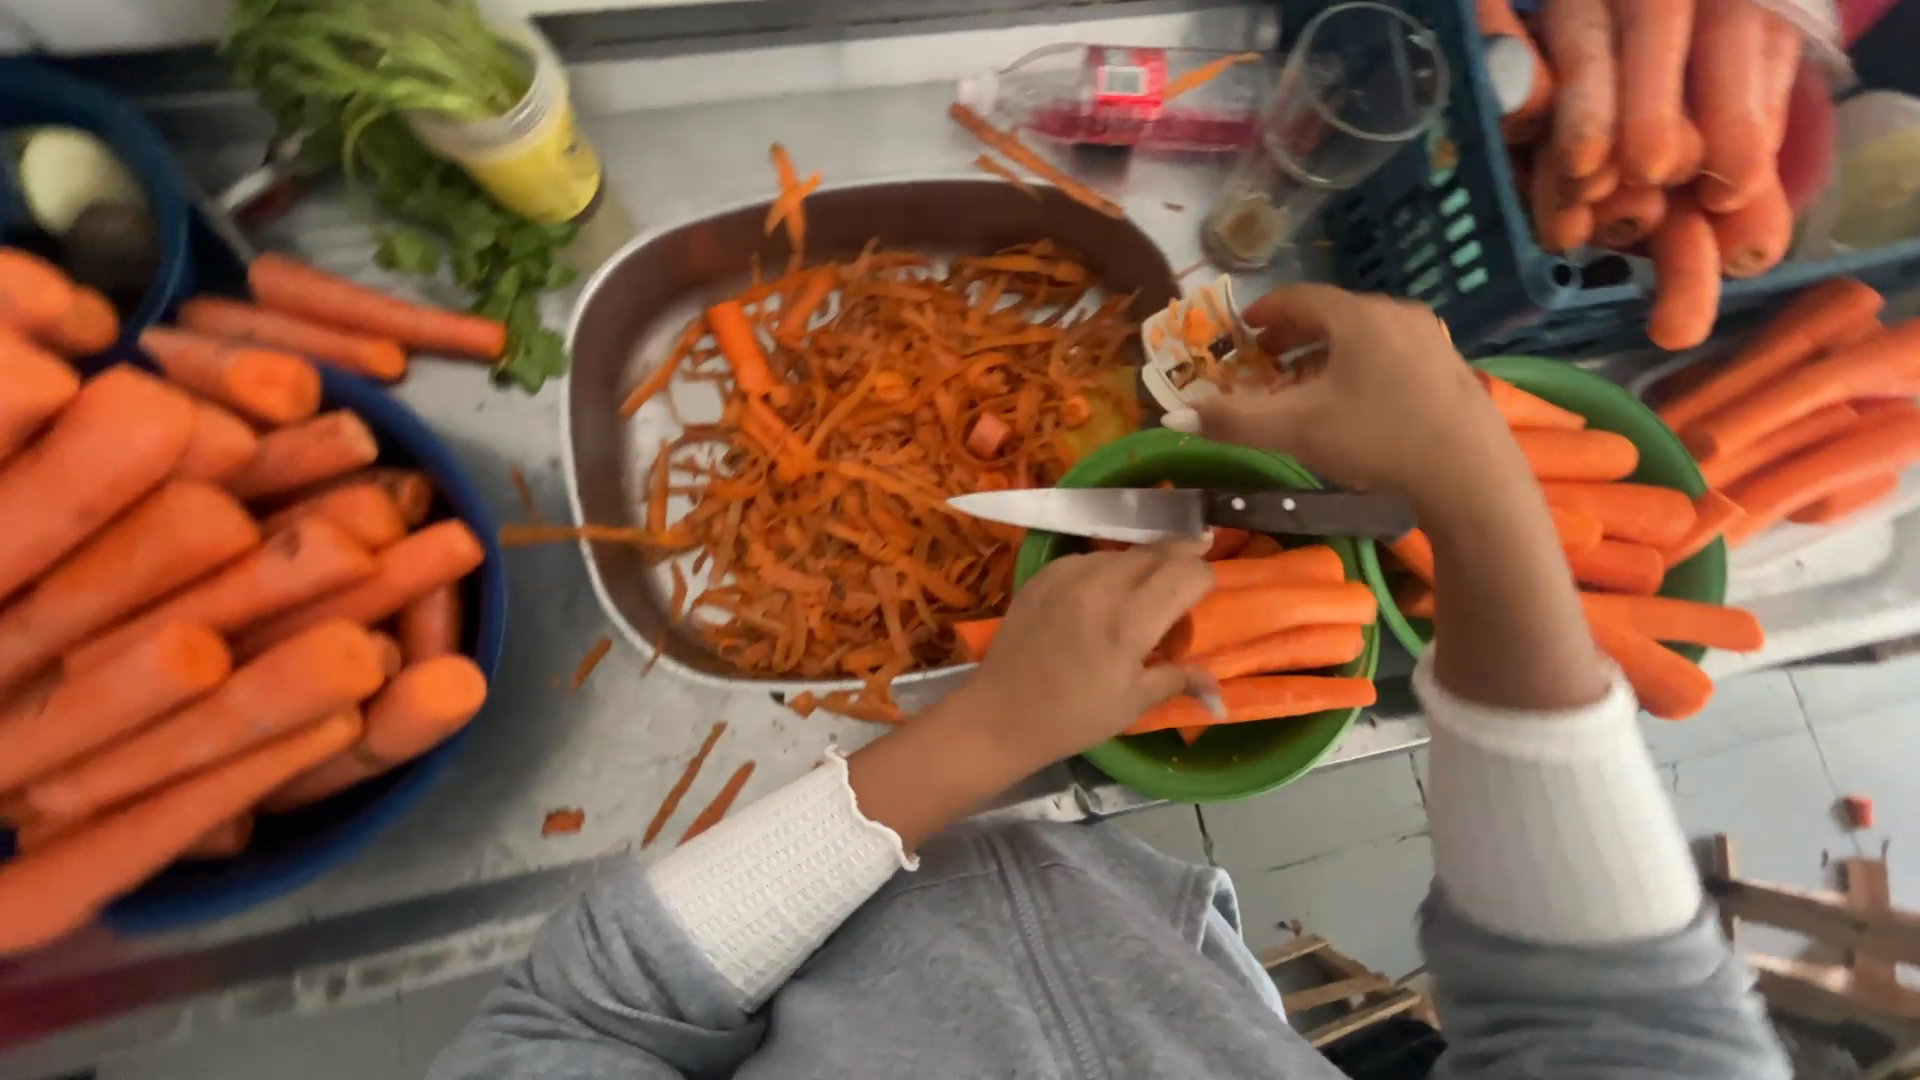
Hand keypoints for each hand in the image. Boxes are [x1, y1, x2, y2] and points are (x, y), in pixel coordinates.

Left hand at [954, 545, 1214, 771]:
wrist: (1000, 713)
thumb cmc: (1073, 716)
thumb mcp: (1132, 703)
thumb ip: (1179, 679)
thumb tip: (1221, 693)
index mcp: (1129, 620)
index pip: (1186, 572)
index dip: (1204, 577)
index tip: (1207, 589)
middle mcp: (1100, 585)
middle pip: (1157, 552)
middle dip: (1180, 558)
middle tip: (1192, 568)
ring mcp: (1067, 575)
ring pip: (1122, 553)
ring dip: (1143, 563)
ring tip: (1146, 587)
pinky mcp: (1043, 574)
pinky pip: (1088, 558)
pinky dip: (1106, 568)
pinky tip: (1105, 591)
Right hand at [1165, 285, 1524, 514]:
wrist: (1469, 479)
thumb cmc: (1375, 441)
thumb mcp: (1293, 431)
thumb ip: (1231, 421)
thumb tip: (1174, 417)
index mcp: (1359, 318)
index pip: (1299, 298)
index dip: (1263, 312)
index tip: (1240, 331)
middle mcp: (1396, 316)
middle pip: (1331, 315)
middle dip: (1289, 337)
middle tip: (1263, 361)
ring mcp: (1428, 340)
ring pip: (1360, 336)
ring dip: (1321, 355)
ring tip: (1299, 387)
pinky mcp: (1447, 368)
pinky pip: (1385, 353)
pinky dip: (1354, 366)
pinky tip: (1347, 403)